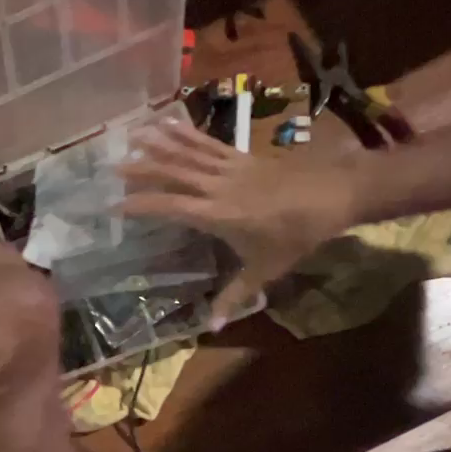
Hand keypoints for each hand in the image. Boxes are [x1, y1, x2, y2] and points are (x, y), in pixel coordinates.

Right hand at [119, 122, 365, 317]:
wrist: (339, 193)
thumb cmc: (298, 234)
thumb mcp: (266, 270)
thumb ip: (236, 295)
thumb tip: (213, 327)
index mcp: (218, 214)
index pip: (171, 206)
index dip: (140, 205)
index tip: (113, 206)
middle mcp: (219, 187)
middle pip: (173, 173)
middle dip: (141, 170)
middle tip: (111, 167)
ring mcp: (231, 167)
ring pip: (188, 153)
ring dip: (159, 145)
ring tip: (132, 135)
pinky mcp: (243, 156)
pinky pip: (209, 143)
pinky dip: (187, 133)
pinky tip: (171, 123)